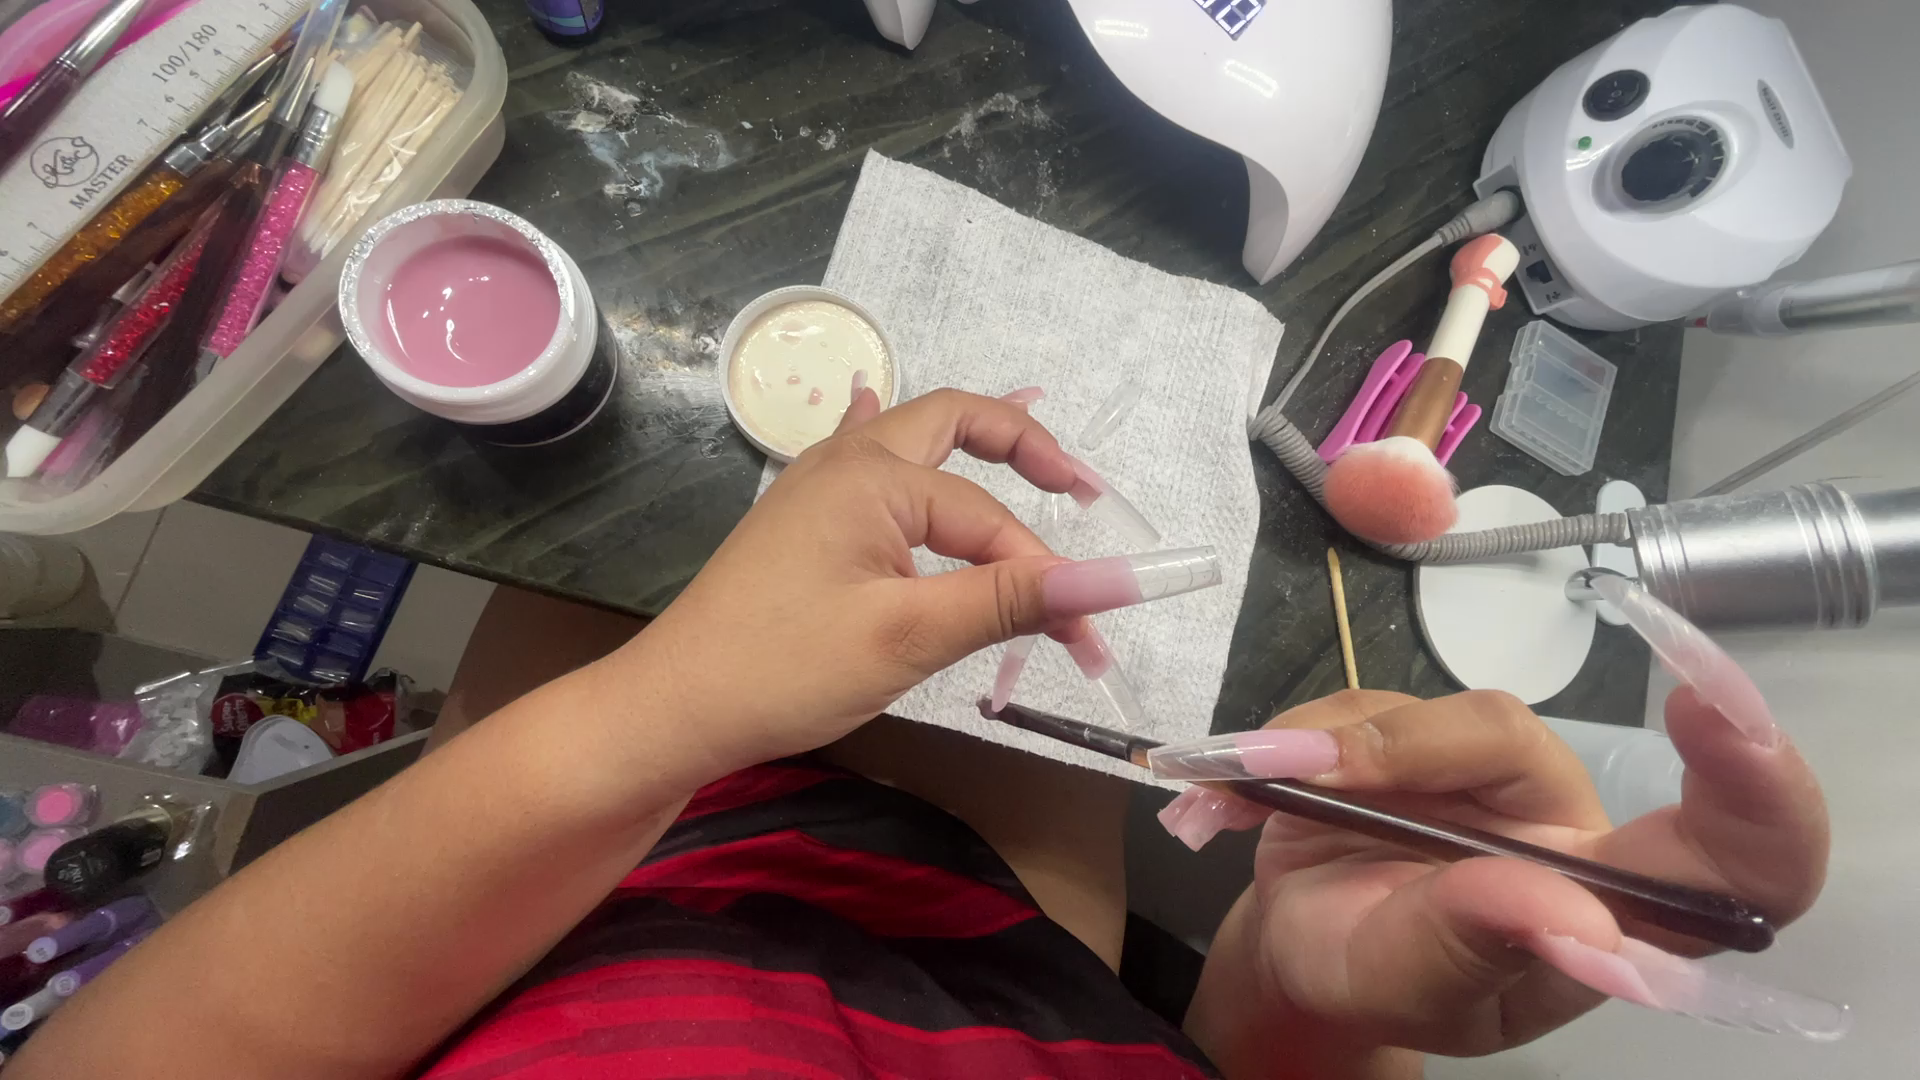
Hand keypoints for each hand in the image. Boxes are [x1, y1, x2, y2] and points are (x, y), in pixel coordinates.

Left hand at [615, 387, 1093, 785]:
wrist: (674, 708)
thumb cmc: (785, 668)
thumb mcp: (906, 635)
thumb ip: (1008, 600)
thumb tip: (1108, 583)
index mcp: (873, 475)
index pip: (987, 519)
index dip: (1040, 573)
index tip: (1083, 636)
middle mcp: (847, 461)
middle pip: (952, 422)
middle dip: (1021, 444)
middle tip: (1076, 484)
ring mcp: (819, 487)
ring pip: (913, 444)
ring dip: (972, 449)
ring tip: (1026, 453)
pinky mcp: (806, 521)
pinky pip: (867, 463)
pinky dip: (904, 450)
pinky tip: (892, 422)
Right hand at [1177, 684, 1830, 1078]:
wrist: (1292, 941)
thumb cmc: (1367, 981)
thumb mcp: (1413, 990)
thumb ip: (1470, 947)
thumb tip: (1563, 912)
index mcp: (1596, 899)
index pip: (1731, 856)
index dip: (1752, 787)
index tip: (1713, 710)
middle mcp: (1540, 817)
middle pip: (1503, 736)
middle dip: (1399, 748)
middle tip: (1299, 775)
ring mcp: (1458, 769)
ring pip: (1411, 709)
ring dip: (1322, 742)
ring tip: (1249, 784)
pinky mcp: (1388, 736)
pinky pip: (1340, 707)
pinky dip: (1281, 737)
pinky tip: (1236, 778)